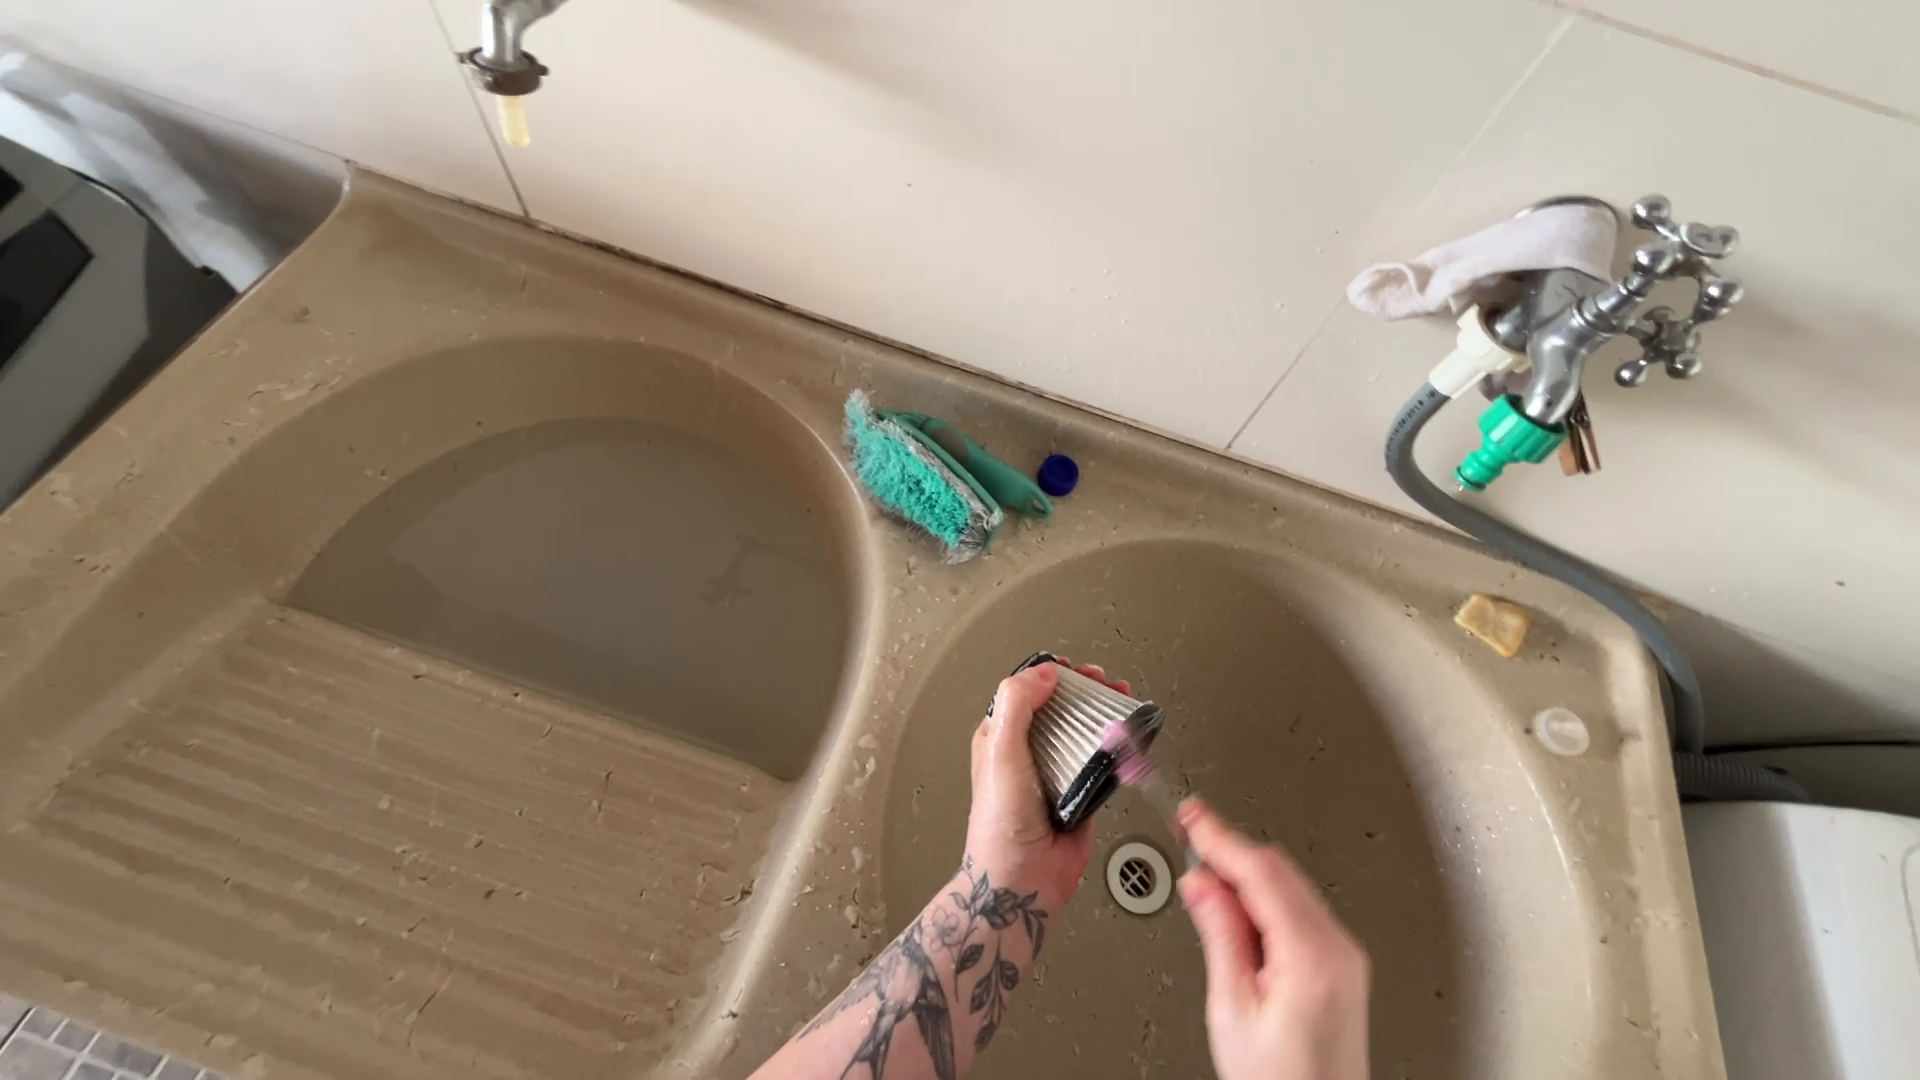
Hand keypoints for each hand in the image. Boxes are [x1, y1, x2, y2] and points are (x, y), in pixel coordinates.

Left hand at [964, 660, 1121, 908]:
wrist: (1023, 880)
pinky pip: (1102, 763)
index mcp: (1001, 736)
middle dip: (1084, 689)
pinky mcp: (1081, 792)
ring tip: (1119, 700)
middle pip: (1060, 708)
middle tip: (1103, 682)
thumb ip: (1016, 706)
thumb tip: (1041, 673)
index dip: (1049, 675)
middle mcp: (1028, 752)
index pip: (1025, 692)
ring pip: (1084, 732)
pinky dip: (1116, 747)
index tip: (1073, 669)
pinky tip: (1127, 737)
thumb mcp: (1001, 752)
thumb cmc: (1000, 825)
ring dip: (1103, 714)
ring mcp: (1056, 772)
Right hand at [1177, 798, 1370, 1079]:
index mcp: (1311, 956)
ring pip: (1287, 880)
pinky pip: (1297, 902)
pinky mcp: (1337, 961)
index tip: (1189, 814)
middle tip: (1187, 828)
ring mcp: (1342, 954)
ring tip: (1202, 863)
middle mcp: (1336, 948)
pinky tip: (1234, 894)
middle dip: (1229, 844)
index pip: (1260, 871)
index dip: (1220, 835)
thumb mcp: (1231, 1008)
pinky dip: (1261, 887)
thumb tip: (1200, 879)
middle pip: (1277, 868)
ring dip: (1244, 864)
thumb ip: (1219, 935)